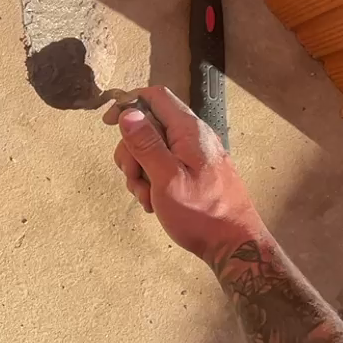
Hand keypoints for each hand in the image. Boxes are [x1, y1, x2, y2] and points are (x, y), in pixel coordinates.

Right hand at [106, 86, 264, 264]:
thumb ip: (146, 144)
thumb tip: (128, 113)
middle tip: (132, 177)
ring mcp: (193, 155)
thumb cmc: (201, 213)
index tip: (109, 123)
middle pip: (148, 126)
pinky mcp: (193, 172)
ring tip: (147, 196)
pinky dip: (151, 181)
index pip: (155, 96)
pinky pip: (162, 166)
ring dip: (139, 171)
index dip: (128, 104)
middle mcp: (193, 137)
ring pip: (151, 149)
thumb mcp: (166, 178)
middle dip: (131, 150)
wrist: (233, 245)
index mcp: (189, 131)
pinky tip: (155, 201)